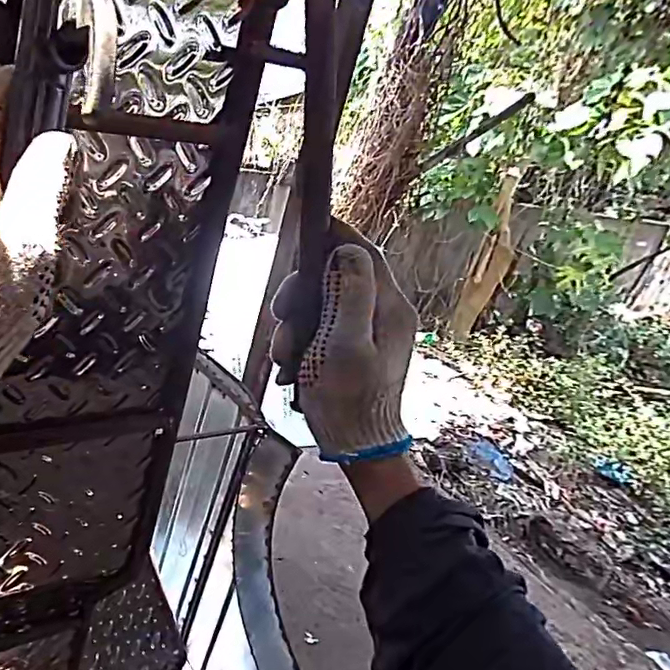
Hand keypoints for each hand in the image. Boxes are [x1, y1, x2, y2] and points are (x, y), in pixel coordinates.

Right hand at [268, 219, 418, 463]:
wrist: (357, 445)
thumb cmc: (350, 400)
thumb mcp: (344, 345)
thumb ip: (348, 295)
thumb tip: (347, 250)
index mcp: (388, 309)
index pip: (365, 255)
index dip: (339, 235)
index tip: (313, 223)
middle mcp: (381, 314)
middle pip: (334, 279)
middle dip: (301, 294)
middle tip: (281, 315)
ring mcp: (366, 331)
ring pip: (321, 305)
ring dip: (295, 326)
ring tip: (286, 356)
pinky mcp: (350, 347)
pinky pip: (319, 328)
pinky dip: (300, 341)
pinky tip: (292, 365)